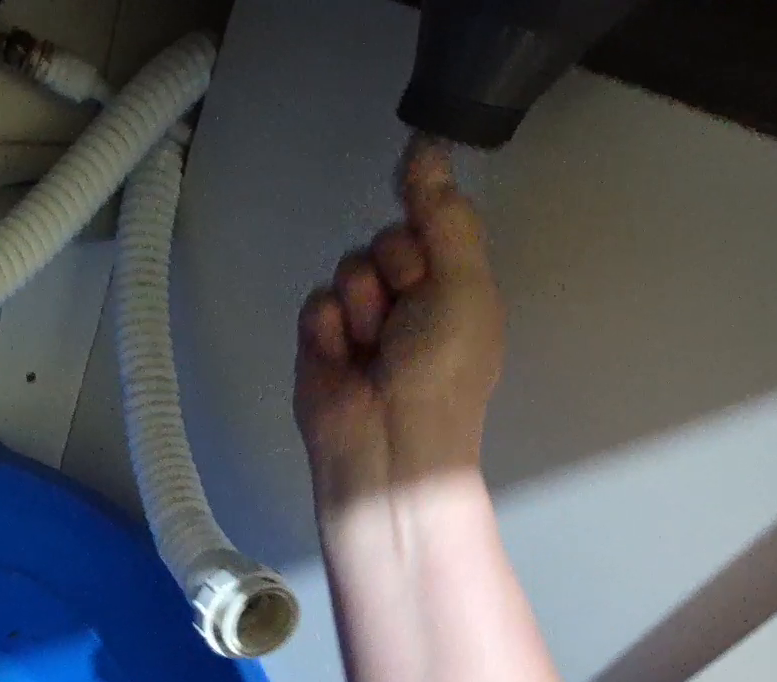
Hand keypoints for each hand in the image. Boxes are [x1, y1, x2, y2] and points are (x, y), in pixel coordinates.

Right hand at [295, 139, 504, 508]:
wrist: (387, 440)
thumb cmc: (441, 367)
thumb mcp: (462, 284)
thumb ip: (443, 215)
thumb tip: (425, 146)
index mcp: (454, 279)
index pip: (428, 217)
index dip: (423, 236)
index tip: (425, 261)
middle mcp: (407, 293)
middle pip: (381, 239)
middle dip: (391, 276)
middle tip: (402, 323)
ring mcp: (360, 316)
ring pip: (346, 269)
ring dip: (360, 308)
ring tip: (370, 350)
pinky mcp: (319, 338)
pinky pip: (314, 303)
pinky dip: (327, 329)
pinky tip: (340, 360)